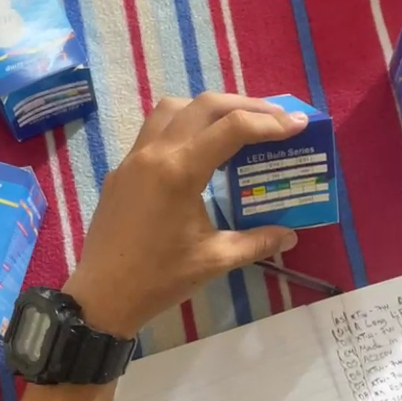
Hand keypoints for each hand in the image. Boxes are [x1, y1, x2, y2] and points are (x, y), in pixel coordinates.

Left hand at [63, 94, 306, 336]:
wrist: (103, 295)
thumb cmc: (159, 279)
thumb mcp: (215, 260)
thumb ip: (257, 242)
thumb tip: (290, 236)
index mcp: (179, 171)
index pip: (232, 128)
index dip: (270, 123)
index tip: (298, 125)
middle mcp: (154, 153)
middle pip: (205, 105)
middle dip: (245, 105)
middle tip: (276, 117)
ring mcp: (133, 158)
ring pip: (173, 108)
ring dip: (208, 108)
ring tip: (235, 124)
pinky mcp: (122, 170)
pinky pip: (154, 131)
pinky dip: (183, 126)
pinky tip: (198, 151)